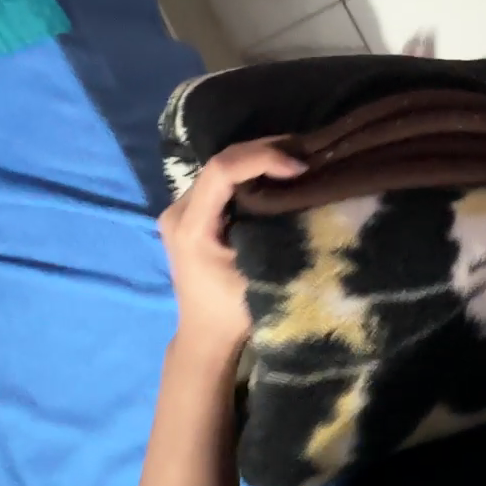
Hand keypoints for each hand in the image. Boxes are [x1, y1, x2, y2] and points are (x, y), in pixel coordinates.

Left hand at [157, 139, 304, 354]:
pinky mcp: (191, 212)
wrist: (204, 336)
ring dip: (260, 156)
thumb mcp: (259, 273)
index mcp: (191, 226)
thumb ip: (276, 232)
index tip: (299, 166)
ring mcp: (180, 209)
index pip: (221, 171)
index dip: (262, 158)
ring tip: (298, 155)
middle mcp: (177, 210)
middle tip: (307, 151)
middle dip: (265, 149)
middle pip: (221, 161)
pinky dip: (252, 170)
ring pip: (222, 166)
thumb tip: (309, 196)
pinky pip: (222, 179)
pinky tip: (279, 171)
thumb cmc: (233, 311)